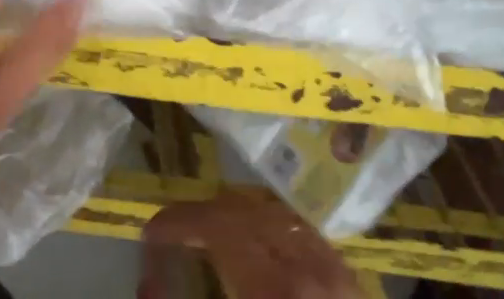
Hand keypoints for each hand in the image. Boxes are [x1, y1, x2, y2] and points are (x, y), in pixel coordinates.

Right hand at [140, 191, 364, 298]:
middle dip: (203, 215)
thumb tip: (148, 286)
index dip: (177, 221)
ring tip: (213, 237)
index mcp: (272, 287)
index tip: (150, 234)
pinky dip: (277, 235)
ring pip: (280, 218)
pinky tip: (262, 256)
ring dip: (240, 220)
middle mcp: (309, 270)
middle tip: (176, 233)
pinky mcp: (355, 294)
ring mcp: (338, 280)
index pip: (216, 225)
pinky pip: (309, 241)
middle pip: (247, 212)